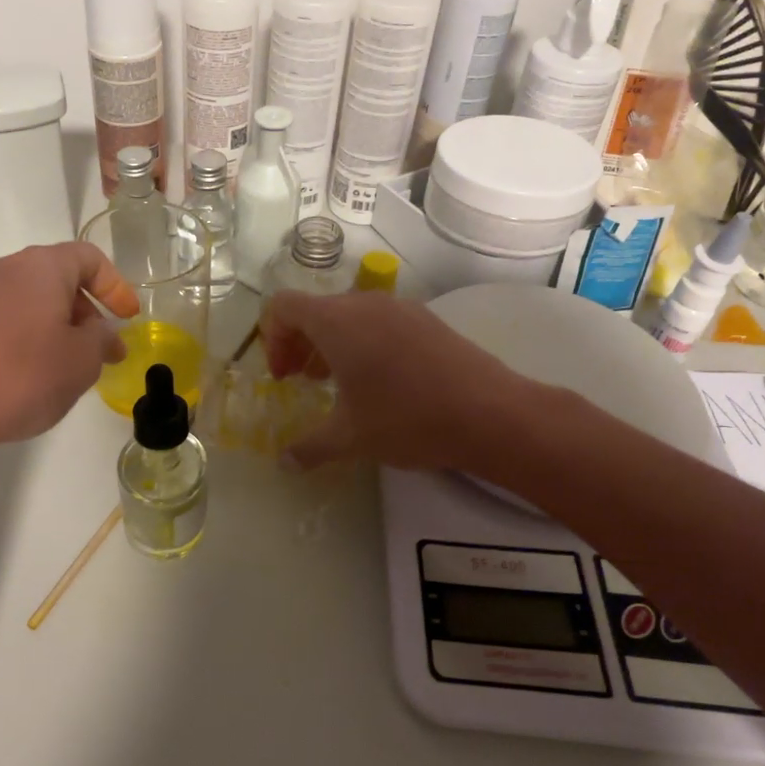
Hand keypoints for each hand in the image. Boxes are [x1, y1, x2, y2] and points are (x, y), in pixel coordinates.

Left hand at [0, 242, 138, 475]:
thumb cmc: (15, 377)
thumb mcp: (78, 364)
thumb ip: (100, 342)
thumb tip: (100, 333)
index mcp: (40, 268)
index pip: (88, 258)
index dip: (115, 286)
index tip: (127, 319)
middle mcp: (1, 271)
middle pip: (54, 279)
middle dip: (82, 313)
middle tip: (97, 353)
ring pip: (22, 304)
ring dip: (48, 330)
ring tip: (57, 373)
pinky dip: (16, 344)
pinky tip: (14, 383)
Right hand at [260, 290, 572, 473]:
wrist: (491, 414)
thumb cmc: (408, 419)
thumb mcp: (351, 438)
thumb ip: (310, 446)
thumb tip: (285, 462)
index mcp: (337, 321)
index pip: (284, 306)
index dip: (272, 339)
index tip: (283, 377)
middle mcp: (365, 303)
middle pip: (316, 309)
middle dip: (300, 343)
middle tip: (302, 381)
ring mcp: (401, 308)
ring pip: (350, 314)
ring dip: (332, 344)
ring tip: (339, 383)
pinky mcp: (428, 320)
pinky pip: (380, 321)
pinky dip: (364, 342)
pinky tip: (381, 382)